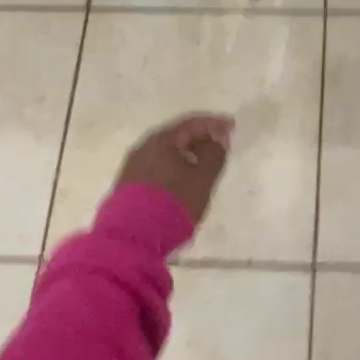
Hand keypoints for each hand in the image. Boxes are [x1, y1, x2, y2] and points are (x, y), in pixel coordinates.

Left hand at [115, 113, 235, 223]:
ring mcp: (133, 165)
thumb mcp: (203, 178)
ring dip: (186, 152)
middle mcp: (144, 147)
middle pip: (177, 135)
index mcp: (162, 140)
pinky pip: (156, 165)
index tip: (231, 127)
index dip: (214, 123)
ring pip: (165, 151)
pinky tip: (182, 177)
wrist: (133, 237)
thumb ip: (215, 154)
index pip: (192, 123)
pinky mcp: (128, 183)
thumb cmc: (174, 202)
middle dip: (199, 137)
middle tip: (218, 144)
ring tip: (203, 163)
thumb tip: (219, 137)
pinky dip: (173, 165)